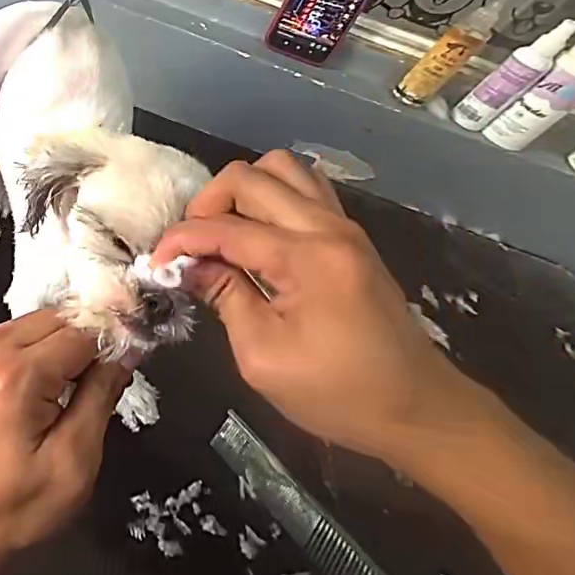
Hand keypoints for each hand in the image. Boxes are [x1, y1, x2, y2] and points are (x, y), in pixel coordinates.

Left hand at [0, 310, 132, 556]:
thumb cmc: (18, 502)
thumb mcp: (76, 459)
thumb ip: (103, 394)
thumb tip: (129, 349)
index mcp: (18, 374)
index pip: (86, 331)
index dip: (116, 343)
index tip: (134, 364)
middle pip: (69, 318)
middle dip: (96, 342)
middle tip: (110, 383)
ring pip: (56, 319)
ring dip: (78, 345)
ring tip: (87, 388)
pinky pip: (39, 330)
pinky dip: (59, 347)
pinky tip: (64, 382)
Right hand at [153, 151, 504, 461]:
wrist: (418, 407)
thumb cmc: (339, 394)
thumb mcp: (264, 357)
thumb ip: (225, 298)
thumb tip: (188, 265)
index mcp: (306, 258)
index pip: (226, 227)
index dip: (181, 239)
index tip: (156, 262)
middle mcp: (326, 226)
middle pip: (250, 177)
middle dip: (207, 203)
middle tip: (191, 246)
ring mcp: (343, 224)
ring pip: (281, 167)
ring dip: (242, 190)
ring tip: (225, 231)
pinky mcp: (351, 233)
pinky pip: (306, 186)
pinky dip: (273, 194)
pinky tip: (260, 230)